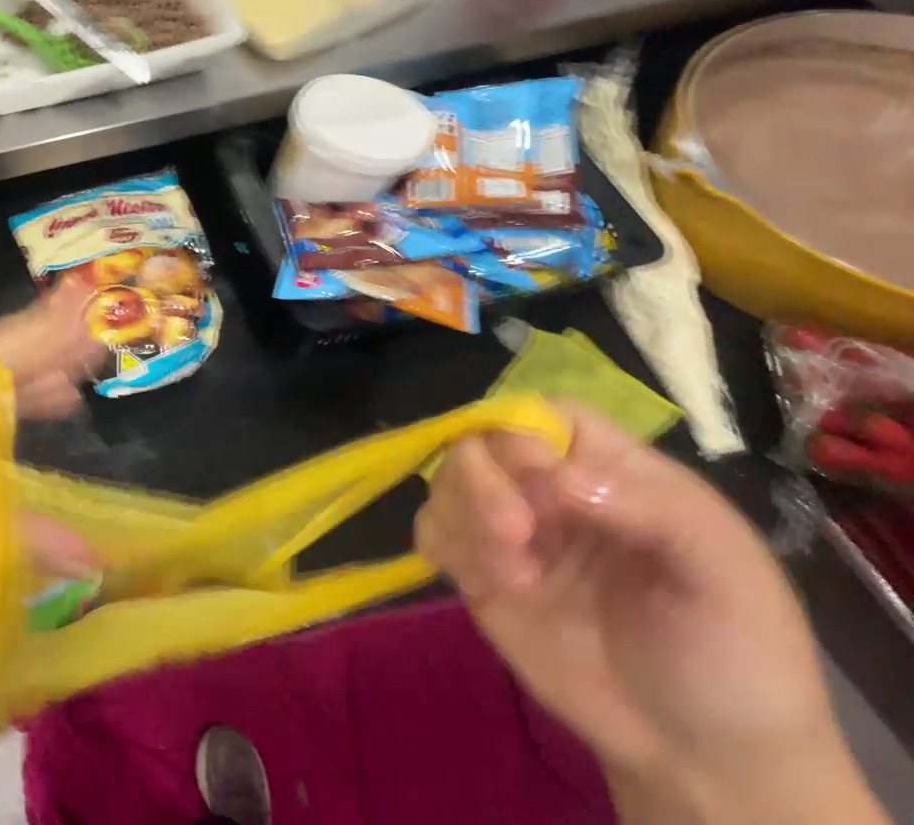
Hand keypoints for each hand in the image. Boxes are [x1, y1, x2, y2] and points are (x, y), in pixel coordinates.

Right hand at [415, 405, 883, 822]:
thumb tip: (557, 479)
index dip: (527, 429)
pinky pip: (431, 530)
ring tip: (512, 577)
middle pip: (482, 443)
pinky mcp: (480, 576)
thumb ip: (655, 510)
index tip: (538, 473)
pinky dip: (439, 540)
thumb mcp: (727, 574)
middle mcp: (553, 494)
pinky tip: (481, 580)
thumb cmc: (734, 654)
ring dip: (464, 515)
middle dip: (485, 481)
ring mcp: (513, 535)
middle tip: (515, 535)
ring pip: (447, 482)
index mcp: (616, 476)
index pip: (550, 416)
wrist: (697, 750)